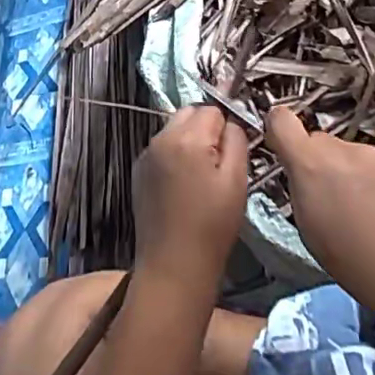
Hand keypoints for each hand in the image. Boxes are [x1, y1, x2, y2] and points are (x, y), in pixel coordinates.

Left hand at [133, 105, 248, 286]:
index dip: (226, 128)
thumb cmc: (212, 225)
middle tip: (217, 163)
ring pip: (173, 129)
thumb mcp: (236, 181)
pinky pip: (161, 149)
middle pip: (189, 113)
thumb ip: (236, 142)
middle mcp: (161, 138)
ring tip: (200, 177)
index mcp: (187, 138)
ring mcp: (147, 154)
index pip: (212, 109)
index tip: (231, 154)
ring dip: (189, 141)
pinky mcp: (139, 170)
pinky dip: (174, 156)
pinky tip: (182, 186)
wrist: (173, 264)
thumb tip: (231, 124)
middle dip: (205, 128)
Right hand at [264, 106, 374, 289]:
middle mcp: (342, 150)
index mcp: (310, 165)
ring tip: (366, 215)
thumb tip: (302, 177)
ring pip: (349, 156)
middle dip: (318, 164)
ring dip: (350, 175)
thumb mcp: (310, 231)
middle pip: (319, 142)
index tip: (282, 149)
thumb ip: (301, 190)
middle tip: (330, 202)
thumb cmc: (359, 266)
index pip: (281, 120)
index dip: (279, 130)